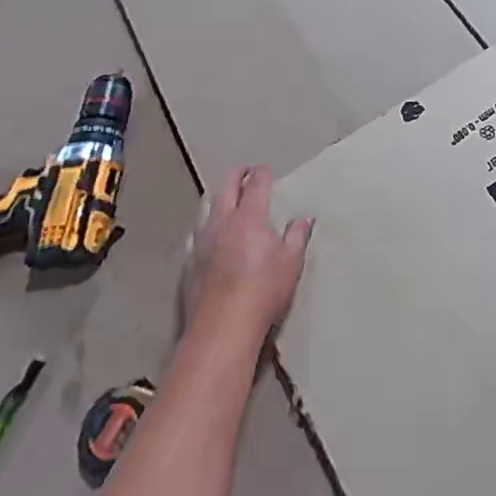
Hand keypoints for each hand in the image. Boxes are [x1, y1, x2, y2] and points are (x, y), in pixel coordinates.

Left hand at [187, 165, 312, 335]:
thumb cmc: (264, 290)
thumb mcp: (291, 263)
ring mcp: (203, 239)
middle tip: (247, 173)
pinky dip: (211, 225)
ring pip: (210, 207)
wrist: (223, 325)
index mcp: (250, 217)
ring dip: (222, 199)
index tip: (266, 170)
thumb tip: (304, 219)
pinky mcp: (191, 259)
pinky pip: (201, 231)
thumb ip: (297, 236)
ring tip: (231, 201)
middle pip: (227, 186)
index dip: (262, 173)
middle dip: (238, 175)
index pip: (256, 184)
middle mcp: (223, 221)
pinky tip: (215, 235)